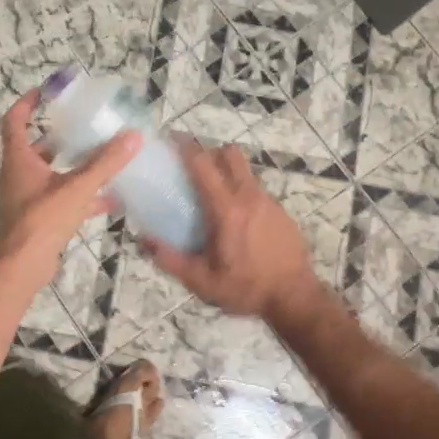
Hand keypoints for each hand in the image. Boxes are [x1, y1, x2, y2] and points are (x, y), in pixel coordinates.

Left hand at [0, 89, 142, 280]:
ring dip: (72, 163)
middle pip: (34, 146)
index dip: (27, 103)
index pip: (15, 120)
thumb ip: (105, 163)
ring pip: (50, 173)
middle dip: (57, 134)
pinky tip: (110, 198)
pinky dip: (82, 194)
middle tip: (82, 123)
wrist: (25, 266)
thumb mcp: (77, 187)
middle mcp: (19, 174)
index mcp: (19, 159)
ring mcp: (28, 197)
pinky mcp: (40, 216)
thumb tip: (133, 136)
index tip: (46, 92)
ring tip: (99, 154)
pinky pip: (62, 197)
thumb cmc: (42, 220)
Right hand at [144, 139, 320, 321]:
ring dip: (228, 174)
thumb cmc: (246, 288)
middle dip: (211, 152)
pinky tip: (238, 220)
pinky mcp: (282, 212)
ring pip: (246, 171)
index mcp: (226, 209)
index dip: (186, 147)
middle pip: (230, 154)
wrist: (295, 298)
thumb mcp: (202, 281)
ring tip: (214, 198)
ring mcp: (269, 202)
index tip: (172, 139)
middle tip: (194, 168)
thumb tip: (143, 240)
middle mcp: (249, 197)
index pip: (203, 165)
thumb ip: (170, 259)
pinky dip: (243, 194)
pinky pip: (257, 191)